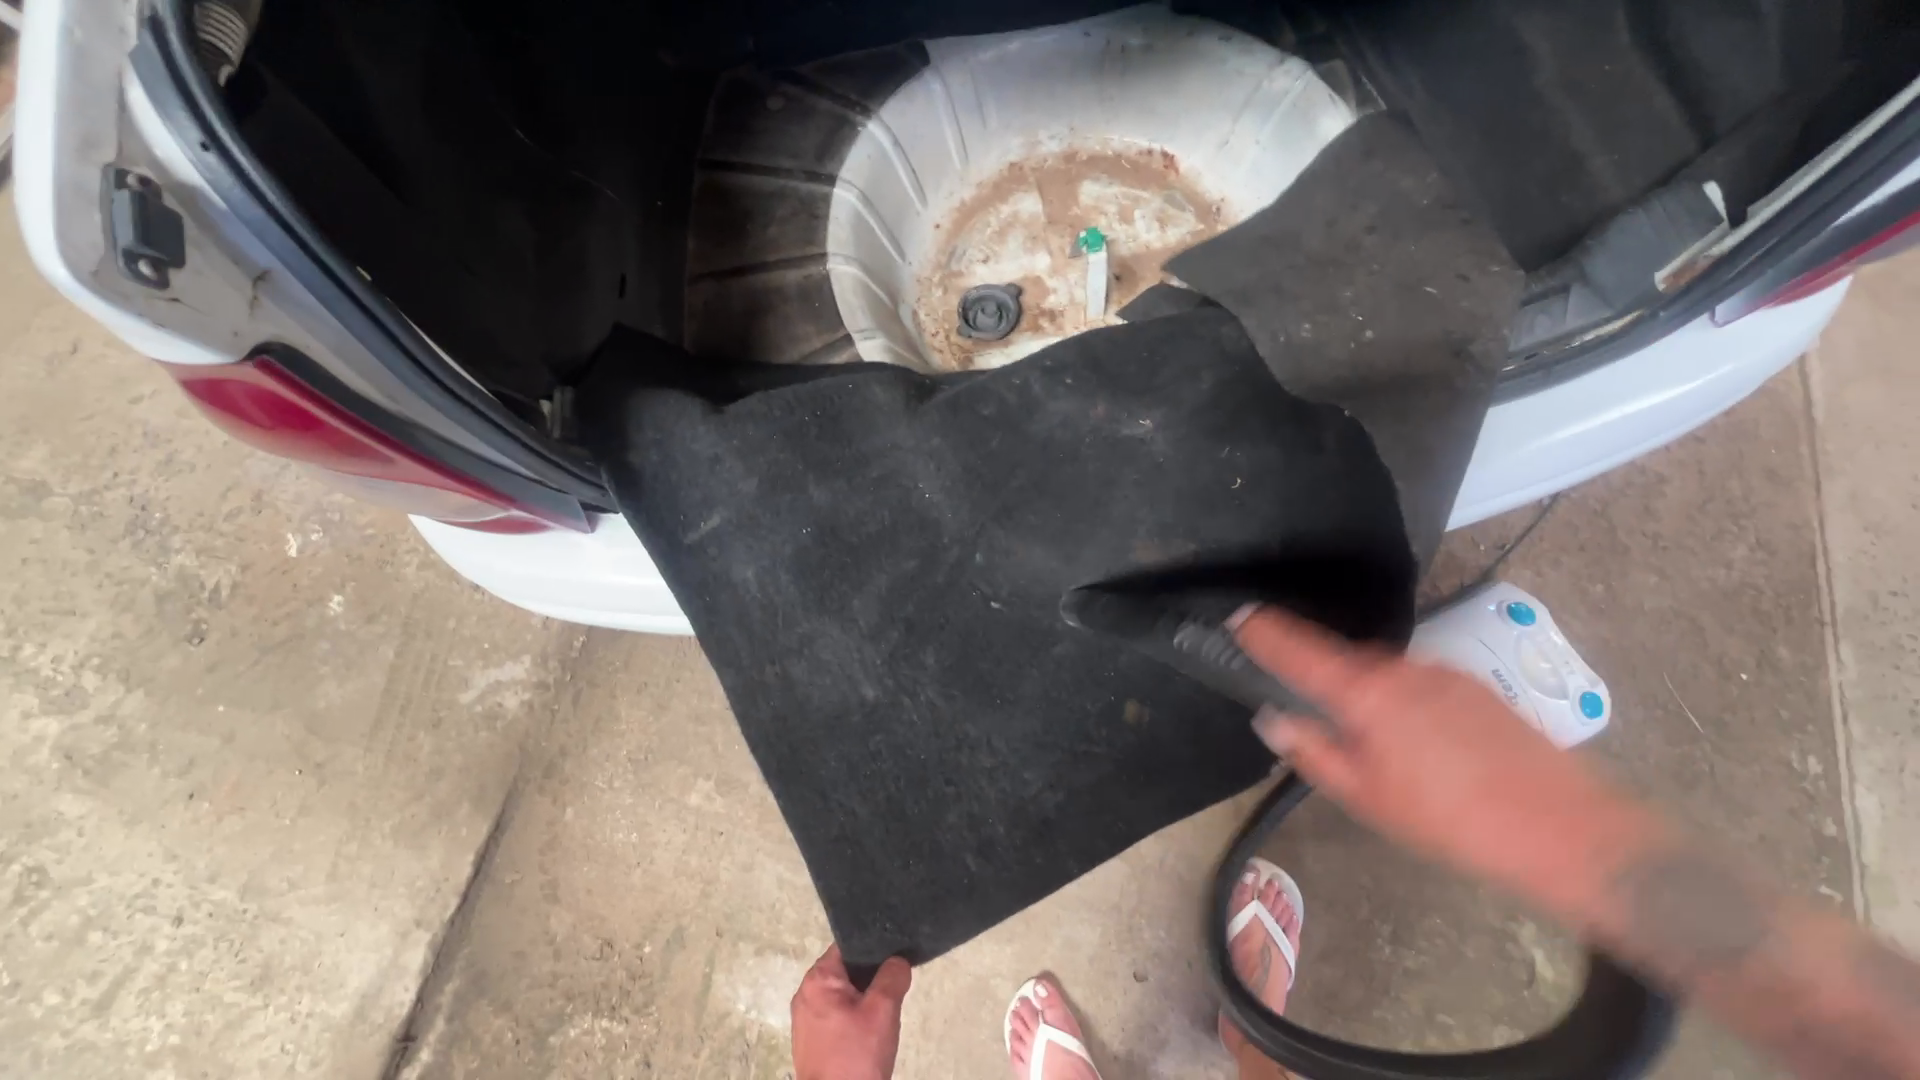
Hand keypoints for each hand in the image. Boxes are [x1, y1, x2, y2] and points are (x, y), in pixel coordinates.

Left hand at [791, 945, 911, 1079]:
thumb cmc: (856, 1054)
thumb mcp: (883, 1010)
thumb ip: (892, 976)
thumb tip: (898, 960)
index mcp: (817, 979)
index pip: (848, 946)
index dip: (873, 948)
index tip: (894, 955)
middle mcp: (805, 993)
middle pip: (845, 970)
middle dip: (870, 977)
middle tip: (893, 986)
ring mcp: (805, 1019)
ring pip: (842, 994)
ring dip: (863, 1000)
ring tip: (884, 1009)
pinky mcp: (810, 1040)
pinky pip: (836, 1015)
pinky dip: (853, 1017)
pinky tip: (869, 1031)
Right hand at [1233, 606, 1641, 898]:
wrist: (1567, 831)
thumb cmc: (1450, 820)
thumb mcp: (1366, 797)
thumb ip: (1312, 751)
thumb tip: (1275, 719)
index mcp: (1366, 694)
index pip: (1300, 651)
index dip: (1265, 632)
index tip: (1240, 615)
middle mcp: (1402, 670)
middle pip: (1343, 663)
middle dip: (1324, 683)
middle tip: (1323, 726)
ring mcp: (1445, 673)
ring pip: (1384, 675)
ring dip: (1368, 697)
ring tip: (1383, 750)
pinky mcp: (1477, 686)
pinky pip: (1419, 683)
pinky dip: (1404, 702)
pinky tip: (1424, 747)